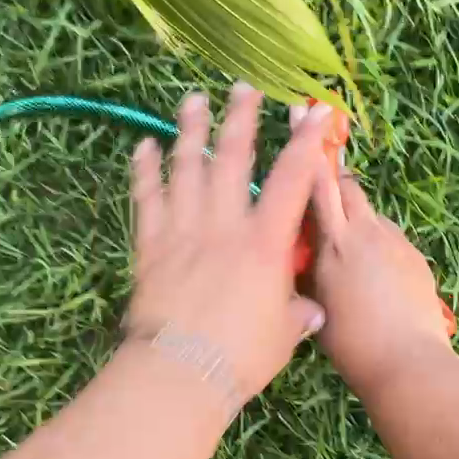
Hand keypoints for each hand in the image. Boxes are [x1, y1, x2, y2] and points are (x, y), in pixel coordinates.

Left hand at [121, 84, 334, 404]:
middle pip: (233, 158)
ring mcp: (183, 231)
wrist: (180, 371)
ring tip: (192, 99)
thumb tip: (310, 310)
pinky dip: (144, 170)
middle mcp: (223, 225)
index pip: (292, 180)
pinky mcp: (150, 245)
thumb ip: (297, 314)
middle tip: (243, 87)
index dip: (307, 142)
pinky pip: (146, 198)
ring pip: (186, 168)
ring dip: (190, 130)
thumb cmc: (241, 356)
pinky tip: (143, 145)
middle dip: (240, 118)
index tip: (315, 111)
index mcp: (263, 243)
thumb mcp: (283, 335)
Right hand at [307, 171, 453, 390]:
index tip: (305, 134)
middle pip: (349, 186)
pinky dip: (378, 242)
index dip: (312, 158)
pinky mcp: (416, 255)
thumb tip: (301, 251)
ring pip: (371, 213)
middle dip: (335, 182)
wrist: (407, 361)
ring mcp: (395, 241)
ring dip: (357, 218)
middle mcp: (365, 232)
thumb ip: (307, 268)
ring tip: (352, 250)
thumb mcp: (314, 302)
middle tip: (323, 192)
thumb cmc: (349, 342)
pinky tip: (377, 272)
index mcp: (333, 243)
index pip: (320, 186)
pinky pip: (390, 236)